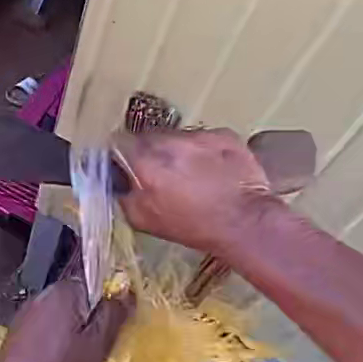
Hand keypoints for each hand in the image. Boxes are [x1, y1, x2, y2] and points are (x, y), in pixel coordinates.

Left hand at [0, 280, 132, 361]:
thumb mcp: (98, 346)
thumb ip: (114, 314)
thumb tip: (125, 288)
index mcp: (65, 290)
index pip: (97, 280)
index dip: (110, 300)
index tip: (116, 324)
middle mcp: (44, 294)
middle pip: (79, 298)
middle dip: (91, 318)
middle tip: (100, 347)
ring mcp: (27, 312)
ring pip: (62, 314)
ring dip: (74, 332)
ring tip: (78, 360)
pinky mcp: (17, 332)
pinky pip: (46, 328)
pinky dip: (56, 342)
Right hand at [113, 128, 282, 254]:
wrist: (244, 222)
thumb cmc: (193, 226)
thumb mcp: (143, 220)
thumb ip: (124, 195)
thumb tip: (120, 182)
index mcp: (144, 160)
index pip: (119, 142)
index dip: (122, 154)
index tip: (129, 165)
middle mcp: (169, 141)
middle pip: (150, 136)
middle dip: (152, 153)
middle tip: (164, 174)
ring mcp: (198, 135)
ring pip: (179, 137)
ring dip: (180, 152)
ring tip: (194, 176)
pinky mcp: (224, 134)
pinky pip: (206, 139)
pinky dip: (206, 152)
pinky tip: (214, 172)